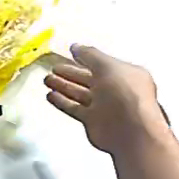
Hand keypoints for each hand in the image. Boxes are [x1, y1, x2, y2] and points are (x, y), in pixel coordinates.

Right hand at [44, 44, 167, 155]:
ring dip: (63, 86)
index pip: (101, 63)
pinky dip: (62, 102)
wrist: (130, 130)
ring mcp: (104, 107)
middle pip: (88, 79)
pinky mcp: (93, 121)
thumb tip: (76, 47)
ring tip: (48, 79)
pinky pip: (75, 108)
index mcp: (124, 74)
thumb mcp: (107, 66)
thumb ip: (90, 55)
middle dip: (70, 73)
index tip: (71, 53)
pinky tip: (51, 96)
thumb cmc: (127, 96)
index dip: (86, 58)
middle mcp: (115, 90)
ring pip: (79, 93)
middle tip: (54, 68)